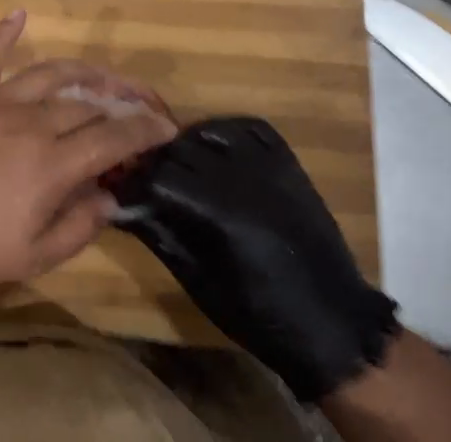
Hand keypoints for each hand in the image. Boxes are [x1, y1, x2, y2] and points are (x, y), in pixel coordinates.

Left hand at [0, 10, 177, 289]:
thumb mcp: (36, 256)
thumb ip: (80, 226)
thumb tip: (109, 198)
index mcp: (54, 164)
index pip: (113, 138)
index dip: (146, 131)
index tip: (168, 129)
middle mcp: (32, 123)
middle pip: (87, 105)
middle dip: (123, 105)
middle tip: (143, 110)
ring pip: (51, 76)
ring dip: (85, 73)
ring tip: (107, 78)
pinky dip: (5, 34)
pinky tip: (19, 13)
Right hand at [111, 117, 400, 403]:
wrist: (332, 324)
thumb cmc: (258, 314)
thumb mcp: (198, 282)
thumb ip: (158, 235)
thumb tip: (118, 205)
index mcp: (223, 214)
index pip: (158, 176)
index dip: (134, 186)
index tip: (122, 196)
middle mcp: (246, 179)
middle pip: (179, 148)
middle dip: (155, 165)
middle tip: (147, 186)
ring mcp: (271, 166)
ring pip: (208, 130)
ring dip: (186, 146)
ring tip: (181, 171)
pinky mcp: (289, 163)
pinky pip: (247, 127)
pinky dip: (224, 133)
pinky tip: (215, 155)